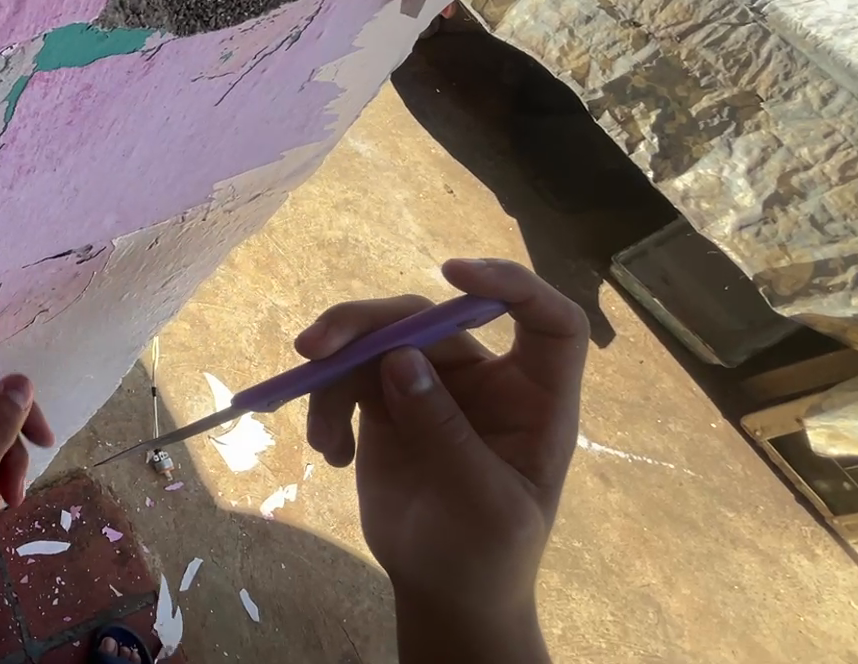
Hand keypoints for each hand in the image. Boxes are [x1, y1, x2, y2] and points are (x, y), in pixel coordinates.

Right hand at [294, 259, 587, 663]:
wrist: (440, 586)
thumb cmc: (485, 554)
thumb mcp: (481, 502)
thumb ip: (444, 429)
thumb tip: (398, 358)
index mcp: (531, 398)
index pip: (545, 323)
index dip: (509, 285)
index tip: (452, 272)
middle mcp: (479, 379)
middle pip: (422, 319)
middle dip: (362, 326)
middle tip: (312, 350)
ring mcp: (425, 385)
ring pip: (372, 341)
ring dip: (331, 372)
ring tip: (315, 427)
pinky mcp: (381, 400)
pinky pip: (344, 377)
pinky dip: (325, 407)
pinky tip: (330, 453)